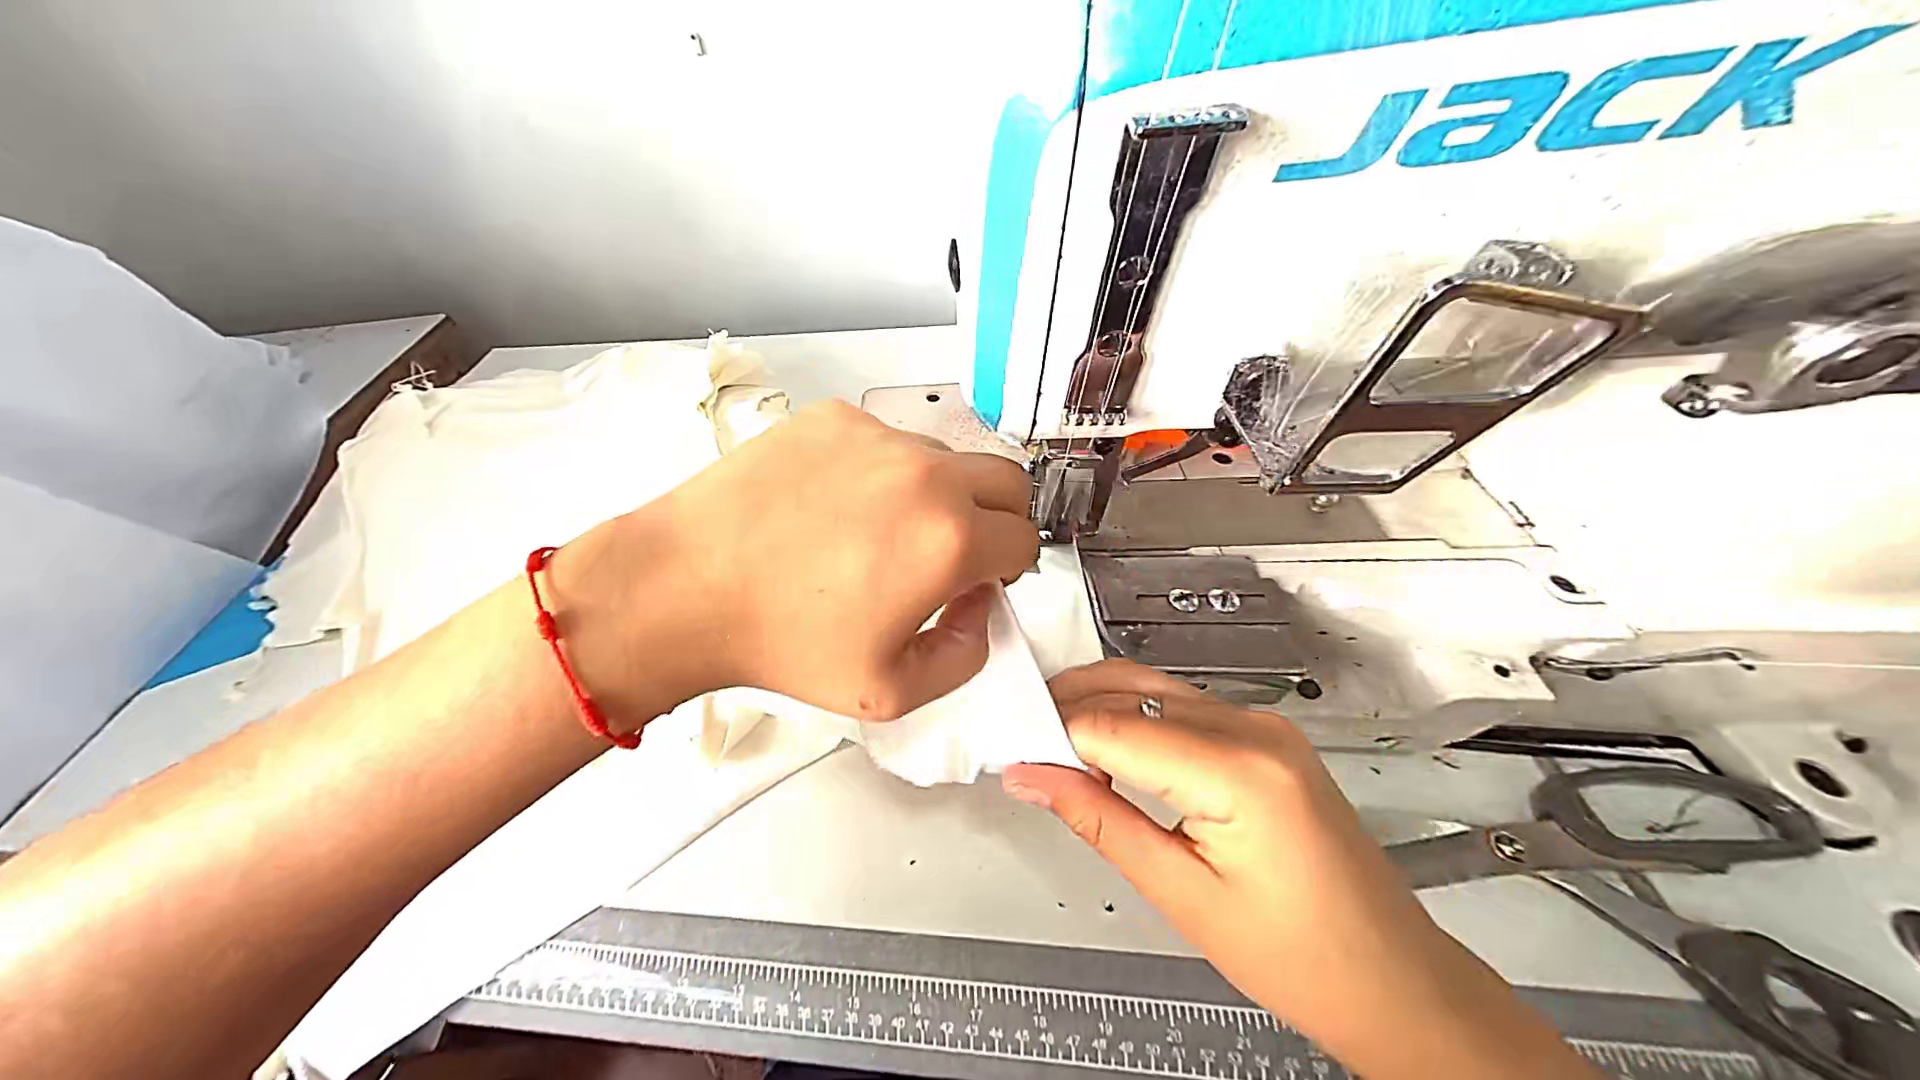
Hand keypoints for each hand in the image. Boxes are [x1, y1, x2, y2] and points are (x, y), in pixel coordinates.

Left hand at [555, 400, 1039, 723]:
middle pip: (1008, 482)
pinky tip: (844, 509)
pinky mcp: (836, 420)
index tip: (987, 579)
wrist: (685, 587)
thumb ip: (965, 656)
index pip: (1025, 539)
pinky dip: (887, 472)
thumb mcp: (891, 689)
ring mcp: (878, 438)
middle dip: (1000, 520)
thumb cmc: (777, 637)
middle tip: (963, 550)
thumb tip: (976, 610)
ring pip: (948, 459)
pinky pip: (889, 441)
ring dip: (941, 495)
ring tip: (888, 534)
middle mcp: (924, 475)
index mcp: (949, 539)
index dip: (1011, 569)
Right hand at [1002, 660, 1602, 1079]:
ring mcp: (1262, 725)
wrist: (1392, 978)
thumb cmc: (1303, 957)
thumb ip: (1097, 819)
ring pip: (1150, 688)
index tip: (1014, 750)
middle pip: (1129, 690)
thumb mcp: (1179, 893)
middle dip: (1067, 708)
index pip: (1113, 728)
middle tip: (1023, 743)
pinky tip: (1105, 747)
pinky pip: (1177, 705)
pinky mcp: (1262, 733)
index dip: (1053, 734)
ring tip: (1052, 746)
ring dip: (1095, 707)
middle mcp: (1254, 729)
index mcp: (1240, 771)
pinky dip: (1130, 718)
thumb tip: (1032, 777)